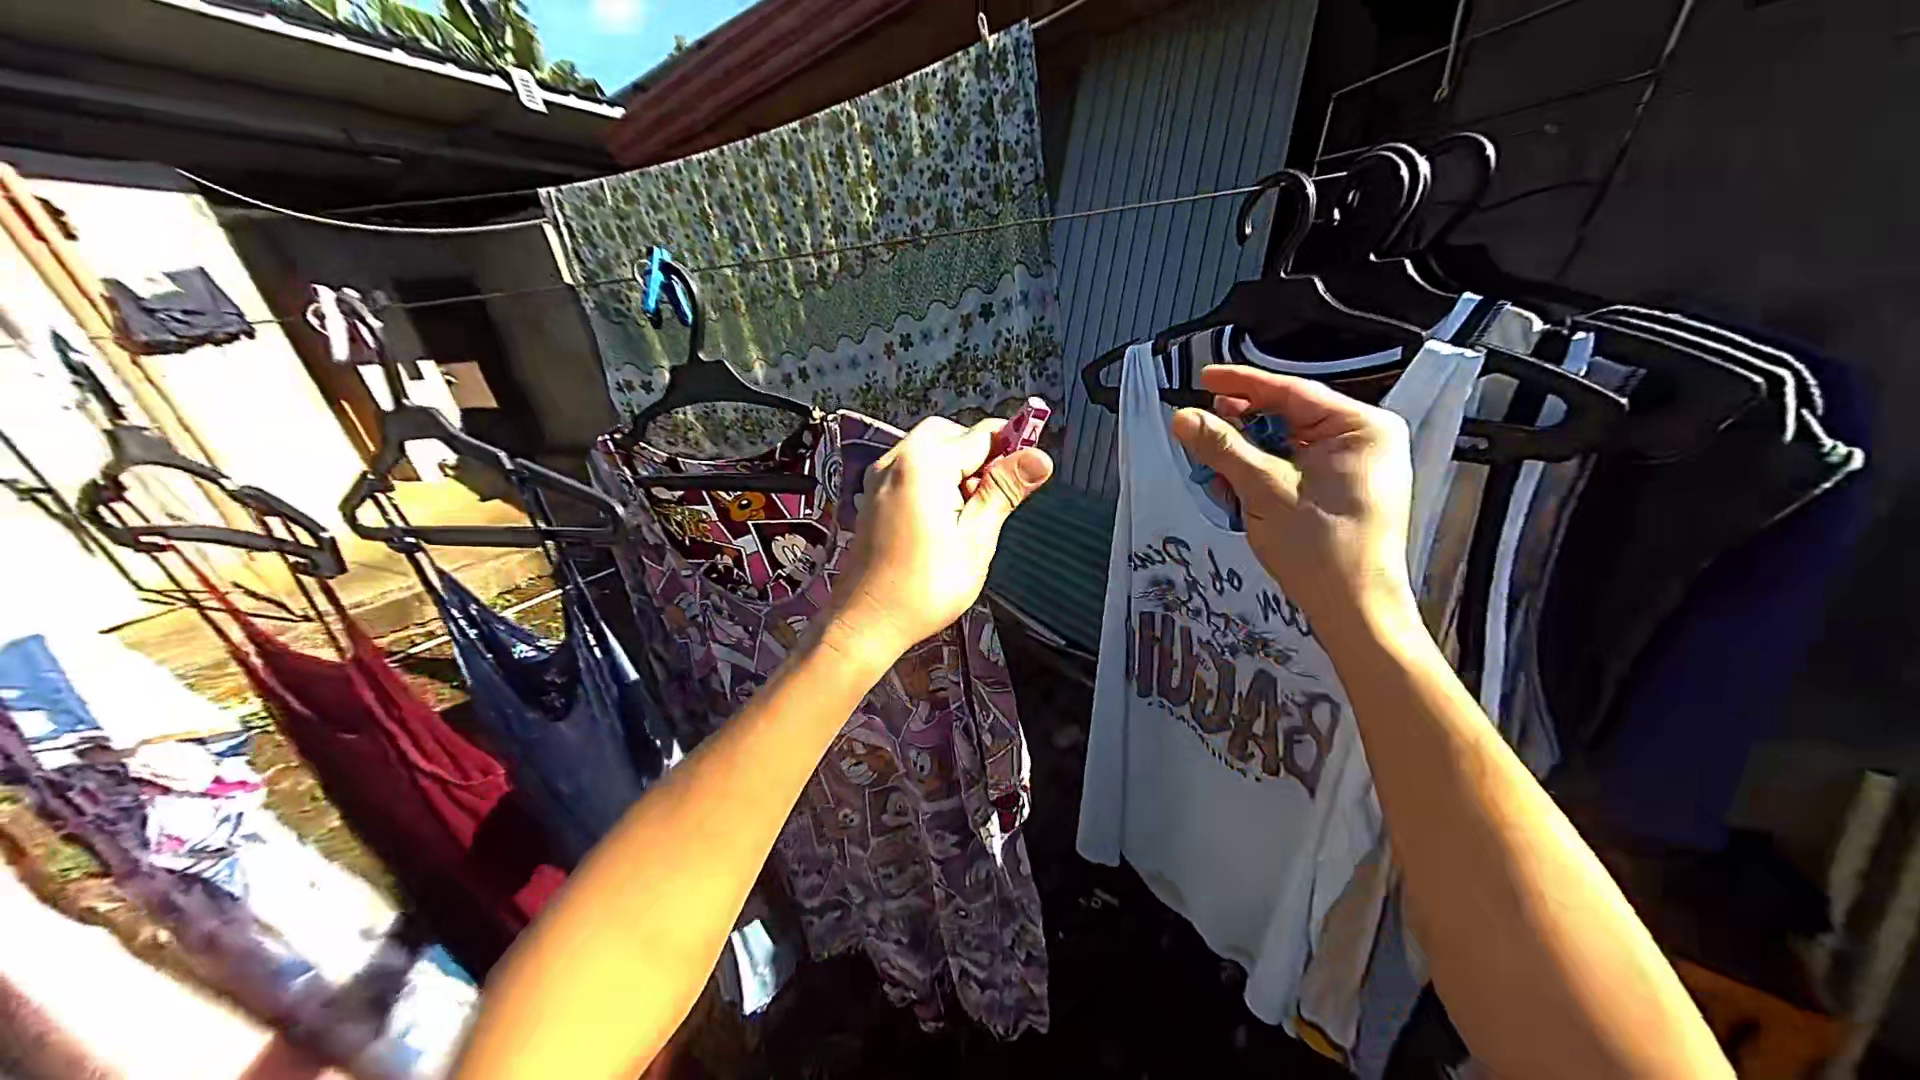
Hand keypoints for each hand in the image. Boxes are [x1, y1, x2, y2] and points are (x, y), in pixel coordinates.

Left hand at [825, 416, 1052, 663]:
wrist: (867, 621)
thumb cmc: (923, 588)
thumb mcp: (976, 538)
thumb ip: (1004, 490)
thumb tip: (1038, 459)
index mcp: (924, 464)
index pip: (981, 435)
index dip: (1012, 446)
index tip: (1030, 467)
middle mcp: (896, 460)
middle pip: (951, 435)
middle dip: (980, 455)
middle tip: (999, 495)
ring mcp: (880, 478)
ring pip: (930, 451)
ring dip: (957, 467)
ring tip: (971, 513)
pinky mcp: (873, 496)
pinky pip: (911, 470)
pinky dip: (934, 479)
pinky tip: (944, 517)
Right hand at [1172, 365, 1416, 637]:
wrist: (1353, 607)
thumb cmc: (1328, 551)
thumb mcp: (1265, 490)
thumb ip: (1222, 448)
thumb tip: (1187, 419)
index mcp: (1361, 428)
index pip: (1291, 391)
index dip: (1242, 384)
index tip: (1207, 378)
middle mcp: (1363, 441)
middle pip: (1286, 417)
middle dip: (1241, 427)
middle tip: (1203, 427)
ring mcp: (1353, 466)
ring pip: (1285, 444)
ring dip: (1246, 455)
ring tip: (1218, 470)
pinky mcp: (1339, 489)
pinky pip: (1292, 467)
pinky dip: (1261, 474)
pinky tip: (1238, 488)